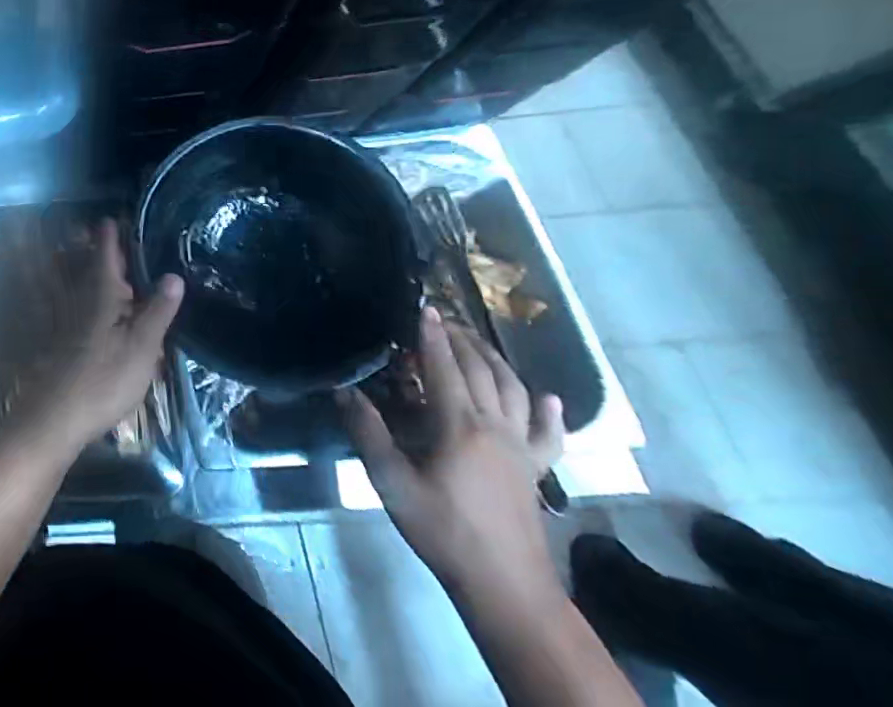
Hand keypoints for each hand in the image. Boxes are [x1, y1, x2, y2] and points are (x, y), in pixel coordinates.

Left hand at [12, 219, 182, 458]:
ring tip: (131, 270)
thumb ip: (157, 310)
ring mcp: (76, 323)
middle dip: (111, 252)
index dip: (111, 233)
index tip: (116, 215)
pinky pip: (95, 310)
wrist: (57, 416)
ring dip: (110, 277)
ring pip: (95, 290)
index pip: (106, 253)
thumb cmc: (104, 377)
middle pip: (98, 269)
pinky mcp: (74, 344)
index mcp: (102, 294)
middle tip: (130, 237)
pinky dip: (109, 301)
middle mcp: (85, 301)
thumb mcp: (141, 345)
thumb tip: (173, 274)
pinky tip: (121, 312)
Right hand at [340, 307, 564, 606]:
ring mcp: (521, 448)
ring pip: (514, 390)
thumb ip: (368, 433)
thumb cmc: (442, 530)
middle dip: (461, 340)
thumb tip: (344, 391)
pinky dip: (547, 410)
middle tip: (444, 320)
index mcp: (459, 425)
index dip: (432, 336)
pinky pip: (547, 433)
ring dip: (496, 361)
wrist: (504, 584)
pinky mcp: (536, 470)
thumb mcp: (392, 482)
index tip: (424, 307)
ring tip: (478, 343)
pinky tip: (546, 398)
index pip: (444, 367)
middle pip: (482, 371)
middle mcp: (495, 426)